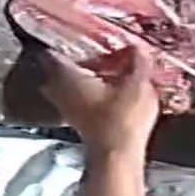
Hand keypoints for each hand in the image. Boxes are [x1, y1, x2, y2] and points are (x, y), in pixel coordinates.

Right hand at [40, 45, 159, 155]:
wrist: (115, 154)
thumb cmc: (98, 118)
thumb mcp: (72, 88)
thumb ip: (59, 68)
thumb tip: (46, 54)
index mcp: (139, 79)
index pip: (138, 52)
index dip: (121, 43)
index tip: (104, 40)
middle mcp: (149, 92)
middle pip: (133, 70)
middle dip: (111, 65)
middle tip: (89, 63)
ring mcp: (148, 110)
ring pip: (129, 87)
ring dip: (109, 83)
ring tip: (87, 84)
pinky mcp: (140, 125)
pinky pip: (127, 103)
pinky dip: (110, 98)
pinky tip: (92, 105)